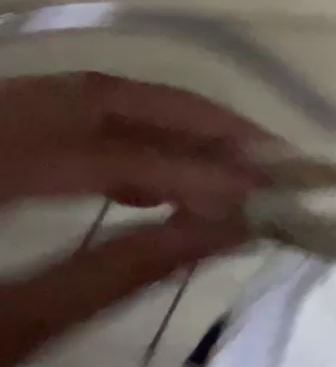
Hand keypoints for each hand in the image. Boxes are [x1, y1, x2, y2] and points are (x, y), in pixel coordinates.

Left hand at [0, 73, 275, 366]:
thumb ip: (119, 272)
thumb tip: (235, 225)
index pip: (93, 148)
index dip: (193, 166)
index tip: (270, 192)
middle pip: (83, 95)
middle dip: (190, 120)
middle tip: (268, 156)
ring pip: (61, 101)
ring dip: (157, 128)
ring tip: (222, 172)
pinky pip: (33, 124)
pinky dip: (107, 141)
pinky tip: (144, 181)